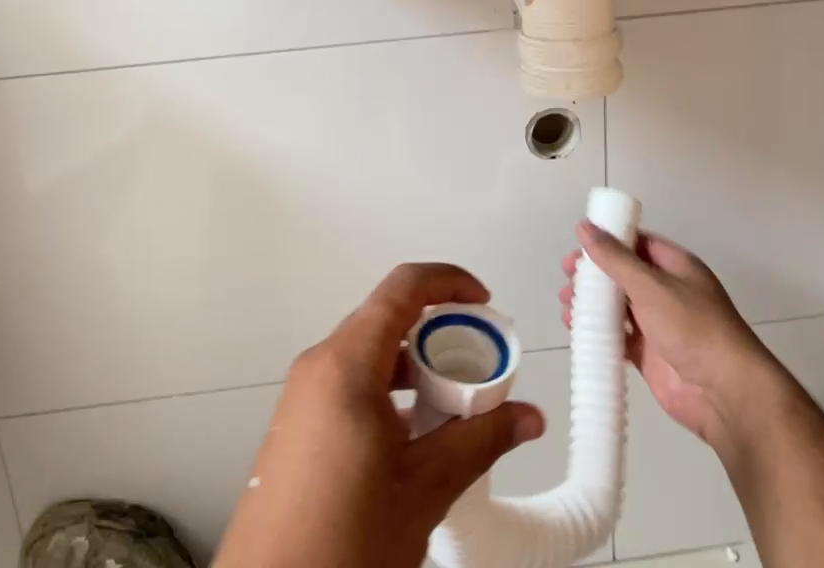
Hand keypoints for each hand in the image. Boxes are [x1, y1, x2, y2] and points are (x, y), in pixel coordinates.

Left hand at [216, 263, 545, 567]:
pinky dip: (392, 393)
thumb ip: (480, 441)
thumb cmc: (335, 543)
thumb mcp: (424, 487)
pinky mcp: (300, 424)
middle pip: (389, 320)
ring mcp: (304, 396)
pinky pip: (352, 384)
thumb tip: (523, 416)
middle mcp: (318, 369)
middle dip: (440, 336)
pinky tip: (418, 439)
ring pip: (371, 355)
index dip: (449, 282)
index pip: (402, 288)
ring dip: (418, 370)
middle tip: (480, 370)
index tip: (481, 302)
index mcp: (346, 366)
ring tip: (455, 410)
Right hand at [561, 225, 791, 458]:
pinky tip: (576, 332)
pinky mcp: (650, 356)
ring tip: (566, 307)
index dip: (607, 242)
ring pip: (618, 308)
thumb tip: (584, 227)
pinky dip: (598, 334)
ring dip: (592, 305)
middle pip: (624, 275)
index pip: (637, 244)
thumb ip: (615, 258)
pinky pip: (619, 338)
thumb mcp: (651, 285)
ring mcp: (659, 326)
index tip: (578, 247)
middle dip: (594, 275)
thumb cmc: (692, 328)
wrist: (725, 392)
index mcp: (676, 267)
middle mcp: (668, 292)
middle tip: (567, 278)